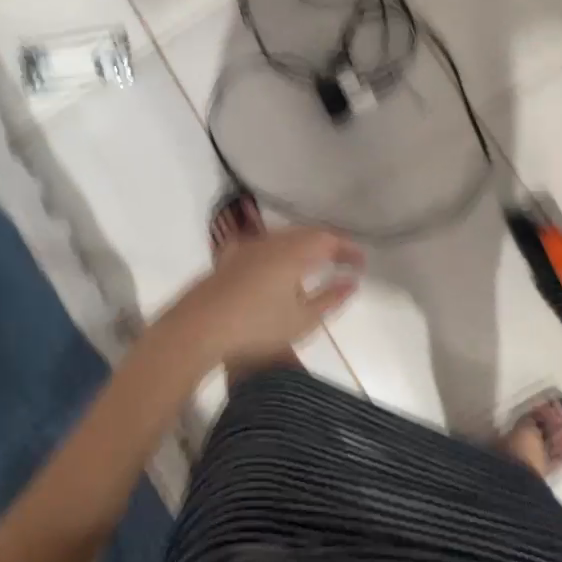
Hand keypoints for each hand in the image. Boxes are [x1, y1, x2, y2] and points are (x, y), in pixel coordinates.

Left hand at [159, 227, 363, 365]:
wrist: (199, 327)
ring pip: (284, 237)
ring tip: (317, 262)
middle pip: (306, 234)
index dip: (348, 248)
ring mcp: (248, 247)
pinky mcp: (230, 258)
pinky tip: (280, 265)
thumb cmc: (256, 327)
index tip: (362, 262)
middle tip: (344, 260)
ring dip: (305, 245)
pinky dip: (282, 250)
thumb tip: (352, 282)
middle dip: (328, 244)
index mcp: (294, 253)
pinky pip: (266, 245)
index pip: (328, 240)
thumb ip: (330, 299)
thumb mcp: (302, 320)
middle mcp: (272, 242)